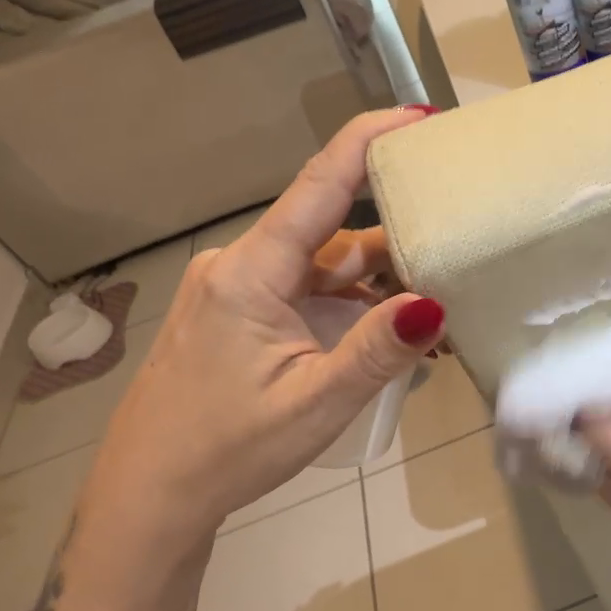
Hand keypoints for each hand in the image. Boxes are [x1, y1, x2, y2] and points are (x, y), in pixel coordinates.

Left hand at [81, 108, 446, 541]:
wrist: (152, 493)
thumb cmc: (229, 448)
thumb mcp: (316, 402)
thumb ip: (377, 351)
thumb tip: (435, 304)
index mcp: (252, 273)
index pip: (319, 186)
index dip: (368, 141)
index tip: (418, 116)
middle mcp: (240, 267)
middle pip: (332, 232)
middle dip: (397, 242)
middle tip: (458, 253)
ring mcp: (236, 292)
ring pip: (323, 268)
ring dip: (378, 286)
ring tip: (438, 316)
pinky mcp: (238, 318)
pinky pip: (306, 295)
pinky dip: (350, 308)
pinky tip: (388, 336)